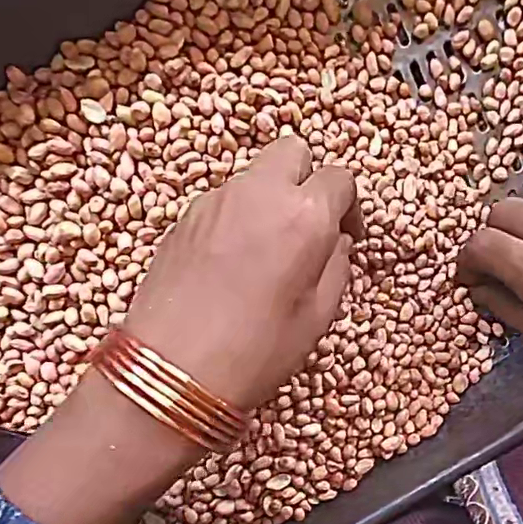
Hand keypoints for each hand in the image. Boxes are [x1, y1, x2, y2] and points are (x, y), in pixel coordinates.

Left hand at [124, 135, 360, 409]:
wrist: (172, 371)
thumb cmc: (255, 351)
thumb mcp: (317, 316)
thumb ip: (336, 266)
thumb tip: (337, 242)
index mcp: (304, 215)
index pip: (339, 180)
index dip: (349, 206)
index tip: (347, 234)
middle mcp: (258, 193)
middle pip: (294, 152)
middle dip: (309, 179)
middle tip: (311, 224)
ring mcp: (215, 201)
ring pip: (255, 175)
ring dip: (272, 197)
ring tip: (270, 249)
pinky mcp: (183, 217)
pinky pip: (223, 200)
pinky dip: (238, 215)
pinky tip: (234, 261)